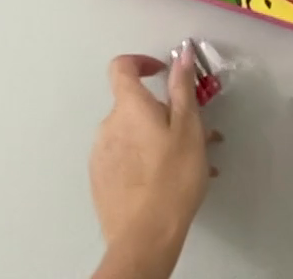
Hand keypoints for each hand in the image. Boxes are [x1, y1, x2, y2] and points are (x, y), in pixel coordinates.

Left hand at [89, 50, 218, 278]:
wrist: (144, 239)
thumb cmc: (172, 178)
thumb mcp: (189, 129)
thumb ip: (182, 88)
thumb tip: (180, 54)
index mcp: (129, 107)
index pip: (122, 66)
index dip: (141, 62)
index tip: (160, 72)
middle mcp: (108, 125)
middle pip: (133, 105)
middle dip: (162, 112)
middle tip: (192, 134)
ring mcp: (100, 154)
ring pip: (131, 133)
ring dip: (155, 138)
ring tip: (185, 164)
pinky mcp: (100, 180)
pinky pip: (123, 156)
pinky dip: (143, 158)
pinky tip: (166, 181)